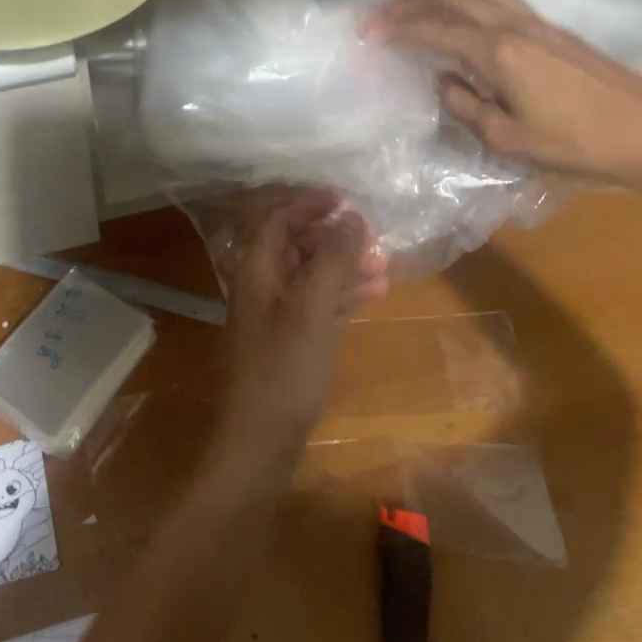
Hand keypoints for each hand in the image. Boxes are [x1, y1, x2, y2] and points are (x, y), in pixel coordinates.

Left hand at [219, 190, 388, 444]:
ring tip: (385, 265)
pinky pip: (318, 307)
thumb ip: (330, 260)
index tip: (347, 200)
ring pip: (311, 277)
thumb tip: (350, 215)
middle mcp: (262, 289)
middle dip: (334, 237)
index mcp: (256, 273)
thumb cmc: (284, 371)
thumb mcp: (312, 310)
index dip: (309, 205)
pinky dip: (343, 296)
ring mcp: (276, 318)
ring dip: (344, 267)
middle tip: (374, 237)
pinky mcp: (291, 344)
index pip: (277, 221)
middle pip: (296, 247)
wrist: (260, 441)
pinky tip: (375, 295)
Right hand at [371, 0, 641, 197]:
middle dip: (412, 1)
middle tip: (379, 12)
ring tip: (416, 8)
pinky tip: (464, 16)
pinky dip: (468, 0)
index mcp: (497, 52)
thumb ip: (466, 107)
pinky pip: (500, 1)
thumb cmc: (577, 144)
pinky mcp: (555, 32)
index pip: (434, 30)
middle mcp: (514, 26)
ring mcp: (538, 25)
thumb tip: (444, 82)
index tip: (365, 31)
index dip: (396, 28)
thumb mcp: (507, 139)